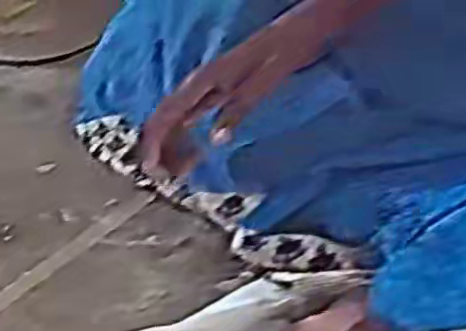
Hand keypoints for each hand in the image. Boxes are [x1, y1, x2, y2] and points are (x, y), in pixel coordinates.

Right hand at [137, 9, 335, 179]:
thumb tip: (215, 141)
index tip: (154, 170)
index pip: (163, 118)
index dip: (152, 146)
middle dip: (157, 152)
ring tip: (182, 169)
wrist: (312, 19)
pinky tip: (194, 152)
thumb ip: (239, 107)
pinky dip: (183, 140)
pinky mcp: (211, 92)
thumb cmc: (293, 43)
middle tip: (168, 176)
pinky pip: (185, 121)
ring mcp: (201, 89)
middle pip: (160, 124)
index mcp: (202, 81)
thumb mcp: (269, 75)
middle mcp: (195, 85)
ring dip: (170, 149)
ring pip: (170, 125)